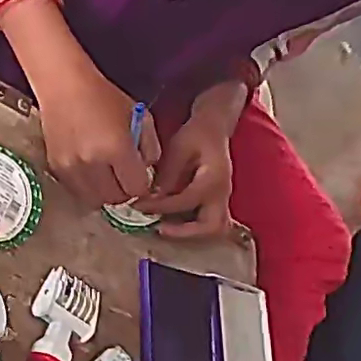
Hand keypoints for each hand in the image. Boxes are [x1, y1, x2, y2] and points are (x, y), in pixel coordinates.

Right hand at [36, 64, 158, 207]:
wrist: (63, 87)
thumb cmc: (104, 97)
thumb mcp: (139, 116)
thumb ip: (151, 147)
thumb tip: (147, 170)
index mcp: (116, 148)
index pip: (136, 188)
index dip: (142, 184)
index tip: (140, 175)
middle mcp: (92, 163)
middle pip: (115, 199)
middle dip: (124, 190)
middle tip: (123, 176)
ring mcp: (71, 168)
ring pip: (94, 200)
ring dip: (104, 192)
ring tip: (106, 175)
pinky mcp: (56, 168)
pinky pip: (77, 191)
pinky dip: (86, 187)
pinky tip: (89, 170)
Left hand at [137, 87, 242, 239]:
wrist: (213, 128)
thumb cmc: (195, 135)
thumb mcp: (177, 149)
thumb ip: (167, 175)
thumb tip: (153, 197)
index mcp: (213, 179)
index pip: (186, 201)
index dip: (160, 206)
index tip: (138, 205)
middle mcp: (222, 193)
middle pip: (212, 226)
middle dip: (185, 232)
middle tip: (159, 228)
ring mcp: (222, 199)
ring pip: (214, 228)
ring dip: (190, 232)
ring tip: (163, 226)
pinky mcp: (216, 201)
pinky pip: (208, 221)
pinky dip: (192, 226)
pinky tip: (170, 219)